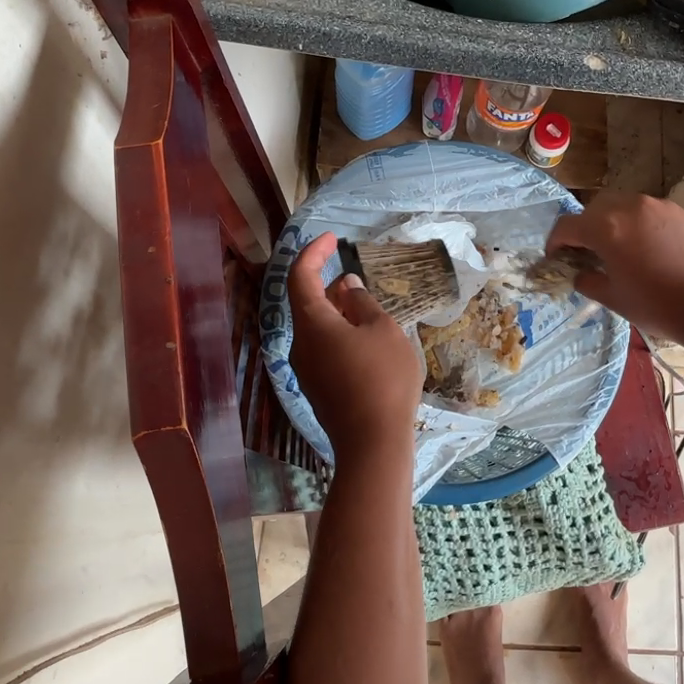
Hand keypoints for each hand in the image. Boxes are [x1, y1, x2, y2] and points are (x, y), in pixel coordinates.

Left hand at [287, 232, 425, 467]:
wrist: (373, 443)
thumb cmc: (382, 379)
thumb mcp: (383, 330)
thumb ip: (364, 304)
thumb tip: (347, 287)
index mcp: (312, 324)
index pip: (300, 276)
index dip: (313, 253)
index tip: (332, 239)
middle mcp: (300, 345)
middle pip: (306, 304)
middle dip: (328, 284)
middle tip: (353, 273)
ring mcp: (307, 370)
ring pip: (316, 328)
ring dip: (337, 311)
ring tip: (366, 306)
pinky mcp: (320, 389)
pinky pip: (324, 349)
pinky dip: (340, 333)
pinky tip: (367, 341)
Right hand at [545, 191, 683, 341]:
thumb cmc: (659, 306)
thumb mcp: (614, 299)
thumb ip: (589, 281)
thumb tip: (579, 274)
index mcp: (606, 228)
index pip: (567, 226)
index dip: (556, 242)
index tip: (556, 259)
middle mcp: (629, 207)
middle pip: (593, 210)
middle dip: (584, 229)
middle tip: (586, 255)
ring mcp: (657, 206)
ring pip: (620, 206)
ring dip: (610, 224)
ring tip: (616, 251)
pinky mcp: (679, 211)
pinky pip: (645, 211)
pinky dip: (635, 224)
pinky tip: (644, 249)